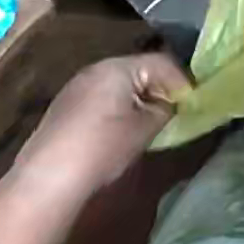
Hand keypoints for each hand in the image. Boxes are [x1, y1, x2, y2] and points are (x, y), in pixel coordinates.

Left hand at [7, 52, 191, 206]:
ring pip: (124, 85)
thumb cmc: (102, 148)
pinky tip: (124, 133)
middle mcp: (97, 68)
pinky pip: (106, 98)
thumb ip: (167, 108)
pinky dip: (123, 110)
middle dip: (164, 90)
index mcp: (118, 65)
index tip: (197, 106)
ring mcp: (79, 87)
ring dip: (143, 101)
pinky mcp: (68, 107)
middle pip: (143, 70)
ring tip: (156, 126)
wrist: (46, 181)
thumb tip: (177, 103)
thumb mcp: (146, 128)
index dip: (184, 83)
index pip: (164, 62)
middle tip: (180, 115)